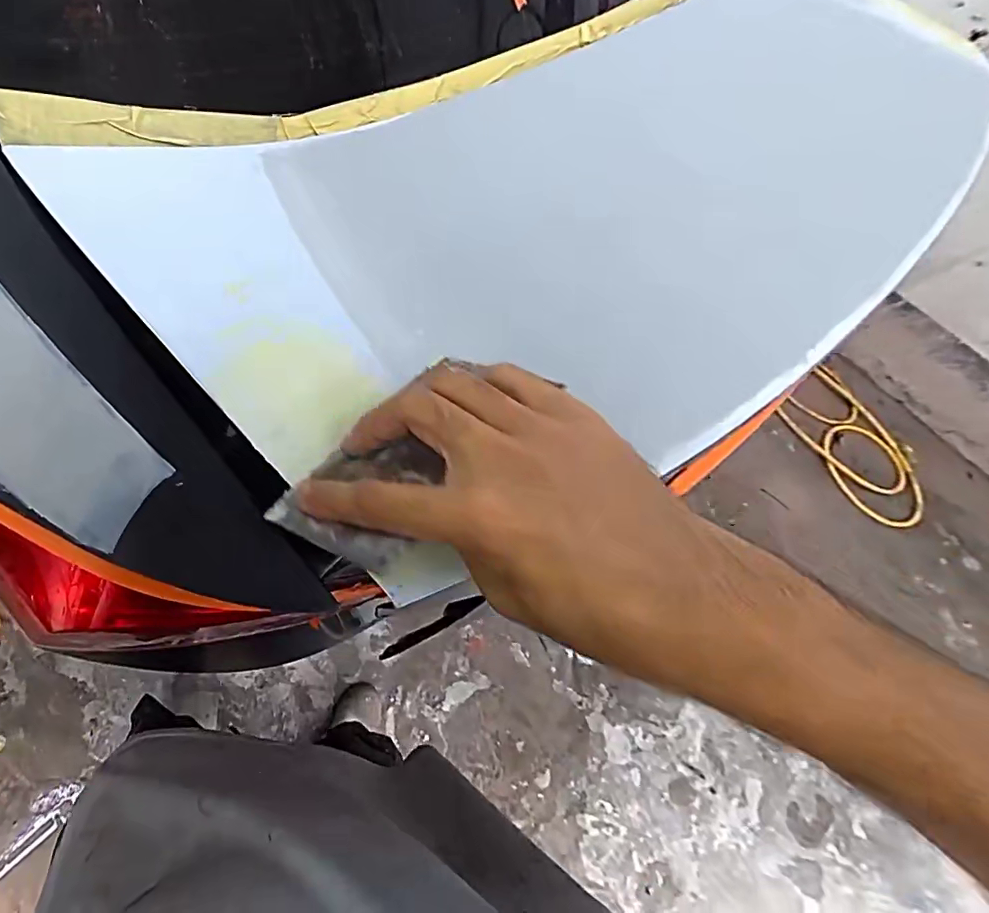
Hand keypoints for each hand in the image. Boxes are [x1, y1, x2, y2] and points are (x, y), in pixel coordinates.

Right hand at [297, 362, 833, 697]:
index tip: (310, 489)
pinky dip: (479, 384)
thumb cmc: (589, 609)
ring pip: (457, 381)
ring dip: (422, 396)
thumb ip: (459, 539)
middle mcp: (496, 456)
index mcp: (475, 514)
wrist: (678, 589)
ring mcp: (536, 425)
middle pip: (414, 410)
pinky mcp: (571, 413)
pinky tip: (477, 402)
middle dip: (375, 423)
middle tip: (368, 442)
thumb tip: (439, 509)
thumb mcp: (500, 589)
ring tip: (417, 416)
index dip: (337, 495)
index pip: (383, 499)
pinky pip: (509, 379)